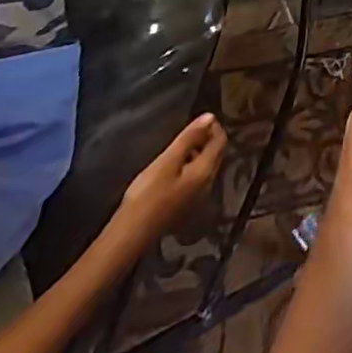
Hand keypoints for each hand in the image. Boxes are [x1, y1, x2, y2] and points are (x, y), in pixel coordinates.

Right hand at [109, 113, 227, 249]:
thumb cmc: (148, 195)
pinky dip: (193, 165)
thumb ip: (189, 139)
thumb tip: (210, 117)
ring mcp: (198, 197)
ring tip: (184, 143)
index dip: (214, 127)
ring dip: (200, 152)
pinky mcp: (187, 205)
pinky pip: (197, 178)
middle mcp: (208, 184)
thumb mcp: (167, 162)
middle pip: (216, 154)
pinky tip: (177, 165)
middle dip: (209, 138)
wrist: (130, 234)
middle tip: (194, 128)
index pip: (220, 142)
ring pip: (207, 166)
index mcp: (206, 171)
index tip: (202, 118)